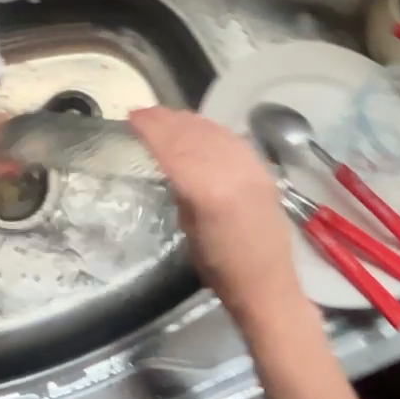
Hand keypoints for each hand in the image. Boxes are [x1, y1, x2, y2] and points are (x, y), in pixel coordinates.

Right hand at [129, 107, 302, 317]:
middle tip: (142, 112)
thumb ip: (182, 189)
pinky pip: (231, 138)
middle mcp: (232, 173)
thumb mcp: (189, 228)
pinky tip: (197, 125)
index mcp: (209, 192)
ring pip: (212, 131)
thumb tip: (170, 161)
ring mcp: (251, 168)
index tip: (132, 117)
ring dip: (186, 120)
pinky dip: (210, 128)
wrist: (267, 285)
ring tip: (165, 115)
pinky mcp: (262, 170)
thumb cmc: (219, 268)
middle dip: (165, 120)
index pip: (173, 148)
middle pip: (192, 135)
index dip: (151, 129)